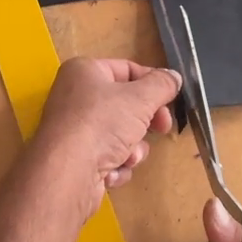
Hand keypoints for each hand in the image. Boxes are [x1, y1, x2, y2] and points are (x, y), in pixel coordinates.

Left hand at [31, 58, 180, 208]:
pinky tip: (111, 171)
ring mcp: (74, 129)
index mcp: (84, 71)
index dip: (152, 83)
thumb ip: (161, 86)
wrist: (67, 172)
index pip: (126, 69)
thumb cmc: (102, 123)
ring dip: (132, 148)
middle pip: (124, 104)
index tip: (172, 98)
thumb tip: (174, 76)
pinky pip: (107, 156)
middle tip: (162, 128)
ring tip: (128, 155)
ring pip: (119, 134)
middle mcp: (75, 96)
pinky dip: (116, 165)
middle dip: (144, 121)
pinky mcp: (76, 158)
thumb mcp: (140, 99)